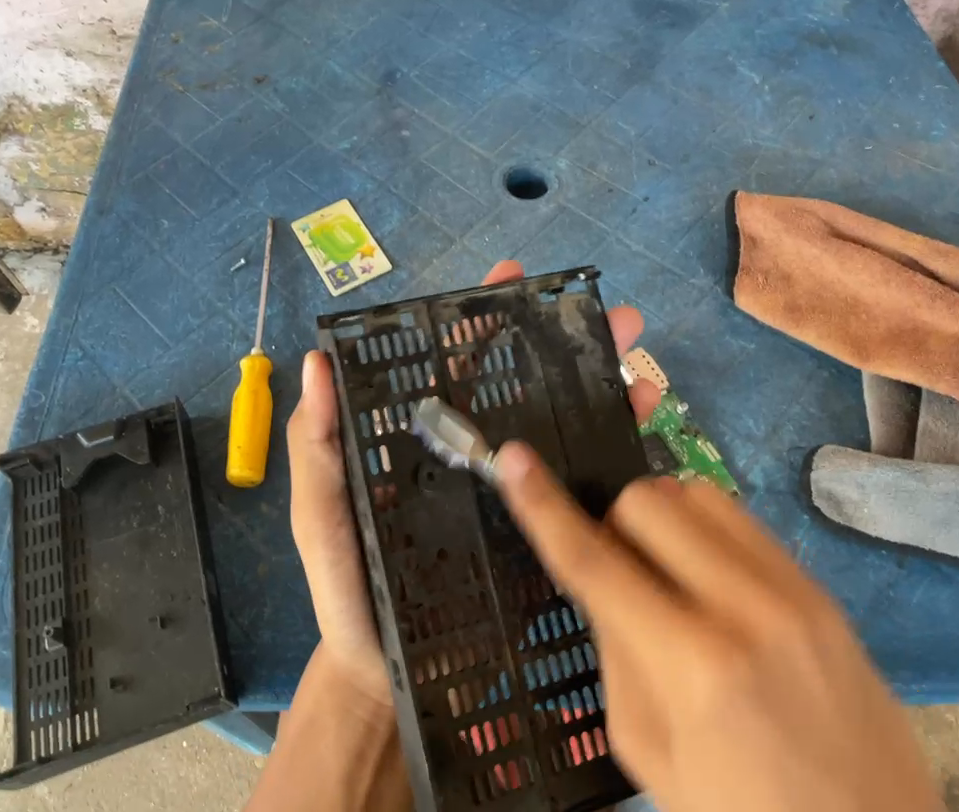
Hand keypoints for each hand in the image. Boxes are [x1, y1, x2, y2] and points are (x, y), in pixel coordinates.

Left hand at [286, 260, 657, 704]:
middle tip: (616, 317)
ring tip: (641, 357)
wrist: (386, 680)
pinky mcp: (538, 536)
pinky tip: (644, 423)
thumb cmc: (346, 590)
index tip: (514, 277)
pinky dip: (614, 450)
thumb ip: (315, 444)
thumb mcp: (319, 513)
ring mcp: (509, 495)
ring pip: (562, 426)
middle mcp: (471, 456)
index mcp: (420, 441)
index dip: (480, 320)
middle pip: (523, 386)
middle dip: (568, 344)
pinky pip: (580, 486)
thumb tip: (316, 363)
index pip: (453, 367)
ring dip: (603, 386)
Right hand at [491, 448, 941, 811]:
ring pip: (697, 492)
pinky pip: (743, 518)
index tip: (512, 458)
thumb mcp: (651, 753)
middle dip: (615, 524)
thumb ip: (618, 655)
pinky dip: (707, 531)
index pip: (596, 562)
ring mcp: (795, 593)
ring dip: (663, 520)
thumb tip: (603, 581)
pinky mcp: (823, 590)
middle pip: (648, 501)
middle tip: (621, 573)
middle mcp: (747, 611)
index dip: (544, 506)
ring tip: (668, 575)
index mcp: (693, 668)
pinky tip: (711, 581)